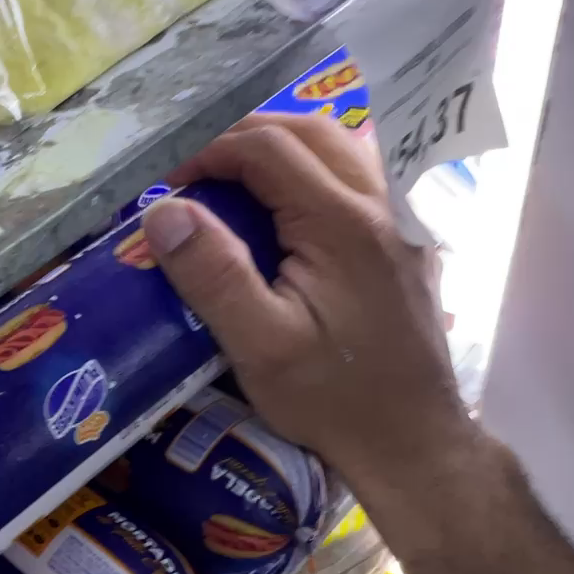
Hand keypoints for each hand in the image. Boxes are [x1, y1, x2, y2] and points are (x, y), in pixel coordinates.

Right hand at [140, 114, 480, 501]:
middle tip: (190, 170)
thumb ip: (212, 273)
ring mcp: (402, 218)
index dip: (206, 152)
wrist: (411, 442)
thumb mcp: (258, 345)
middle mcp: (382, 205)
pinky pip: (354, 170)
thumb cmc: (329, 398)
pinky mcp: (405, 237)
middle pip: (306, 130)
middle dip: (238, 137)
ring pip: (336, 144)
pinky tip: (280, 199)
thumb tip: (162, 211)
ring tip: (227, 176)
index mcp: (342, 225)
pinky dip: (308, 165)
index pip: (267, 149)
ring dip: (276, 145)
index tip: (164, 182)